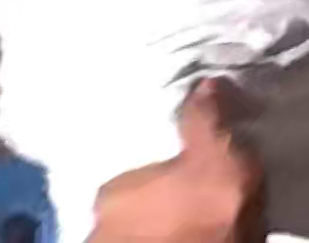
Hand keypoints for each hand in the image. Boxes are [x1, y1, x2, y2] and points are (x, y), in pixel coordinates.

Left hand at [92, 79, 263, 242]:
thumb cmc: (206, 200)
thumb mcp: (216, 149)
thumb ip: (204, 118)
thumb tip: (202, 82)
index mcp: (109, 192)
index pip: (130, 175)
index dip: (160, 169)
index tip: (188, 167)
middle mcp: (91, 228)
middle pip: (128, 206)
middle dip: (155, 201)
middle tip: (191, 191)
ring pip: (132, 232)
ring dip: (155, 225)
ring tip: (193, 217)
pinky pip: (148, 242)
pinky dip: (164, 239)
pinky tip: (187, 235)